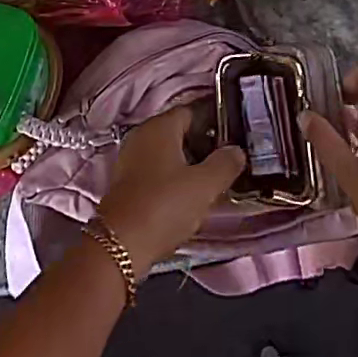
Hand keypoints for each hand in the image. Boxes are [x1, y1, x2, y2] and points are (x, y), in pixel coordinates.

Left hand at [95, 105, 245, 273]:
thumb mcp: (203, 186)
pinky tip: (185, 198)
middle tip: (225, 164)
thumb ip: (224, 164)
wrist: (121, 244)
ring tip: (210, 184)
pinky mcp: (126, 181)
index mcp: (160, 126)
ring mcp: (131, 157)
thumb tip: (236, 150)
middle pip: (178, 132)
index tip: (232, 140)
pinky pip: (155, 171)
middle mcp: (142, 134)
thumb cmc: (164, 205)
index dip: (213, 123)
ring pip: (167, 153)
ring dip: (187, 165)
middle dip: (201, 146)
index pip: (190, 112)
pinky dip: (170, 179)